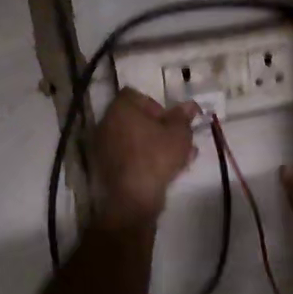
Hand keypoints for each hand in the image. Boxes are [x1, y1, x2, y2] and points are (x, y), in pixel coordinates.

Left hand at [91, 88, 198, 229]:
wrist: (133, 197)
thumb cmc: (157, 156)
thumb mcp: (179, 133)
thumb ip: (184, 117)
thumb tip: (190, 105)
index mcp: (120, 108)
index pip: (136, 96)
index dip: (156, 106)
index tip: (170, 121)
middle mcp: (106, 123)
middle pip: (135, 119)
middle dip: (158, 128)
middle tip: (176, 140)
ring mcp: (102, 147)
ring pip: (134, 140)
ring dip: (154, 145)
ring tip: (178, 159)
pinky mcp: (104, 168)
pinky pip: (128, 156)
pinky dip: (143, 159)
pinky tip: (164, 172)